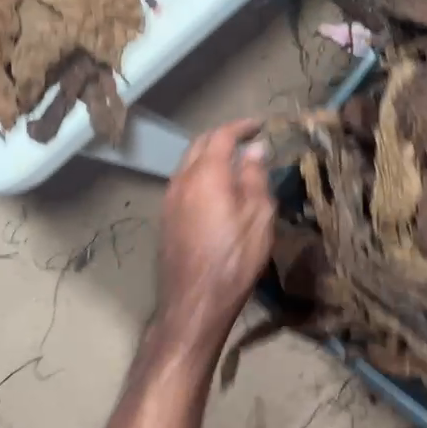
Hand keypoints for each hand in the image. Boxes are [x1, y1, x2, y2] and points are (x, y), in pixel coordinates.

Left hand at [155, 119, 276, 345]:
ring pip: (188, 165)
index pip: (221, 136)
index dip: (240, 127)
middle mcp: (182, 182)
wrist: (195, 302)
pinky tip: (218, 190)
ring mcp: (169, 202)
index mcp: (206, 175)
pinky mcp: (167, 220)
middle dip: (222, 138)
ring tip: (235, 163)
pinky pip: (184, 184)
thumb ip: (255, 177)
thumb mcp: (259, 215)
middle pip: (198, 146)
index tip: (259, 125)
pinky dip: (202, 175)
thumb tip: (254, 150)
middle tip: (247, 140)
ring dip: (210, 157)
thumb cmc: (235, 257)